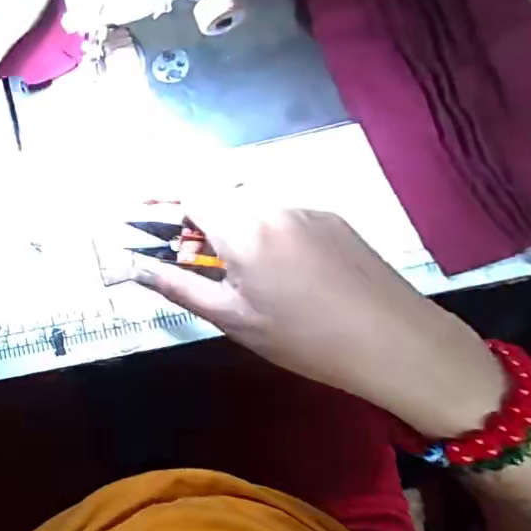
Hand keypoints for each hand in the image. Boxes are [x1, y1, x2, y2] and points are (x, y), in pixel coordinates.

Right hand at [132, 199, 505, 437]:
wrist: (395, 341)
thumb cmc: (303, 338)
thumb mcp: (232, 318)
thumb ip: (179, 286)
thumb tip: (135, 267)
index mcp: (243, 227)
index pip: (187, 189)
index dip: (158, 198)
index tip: (140, 216)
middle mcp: (272, 204)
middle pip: (218, 192)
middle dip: (191, 214)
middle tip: (181, 250)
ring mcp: (306, 208)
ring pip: (251, 203)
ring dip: (227, 223)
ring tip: (228, 266)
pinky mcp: (332, 219)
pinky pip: (282, 214)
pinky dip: (261, 230)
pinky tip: (274, 270)